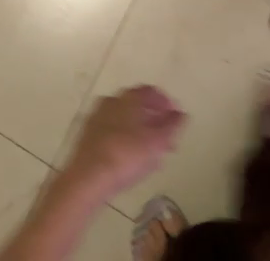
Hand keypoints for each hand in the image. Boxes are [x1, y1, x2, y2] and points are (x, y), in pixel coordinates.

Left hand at [61, 86, 186, 197]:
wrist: (88, 177)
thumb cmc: (126, 155)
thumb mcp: (157, 142)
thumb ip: (171, 126)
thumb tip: (182, 113)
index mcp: (129, 97)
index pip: (151, 92)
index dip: (165, 103)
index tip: (175, 118)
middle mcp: (111, 100)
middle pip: (137, 105)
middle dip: (153, 119)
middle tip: (166, 138)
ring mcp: (97, 117)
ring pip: (124, 119)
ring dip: (139, 130)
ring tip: (151, 151)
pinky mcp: (87, 135)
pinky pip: (112, 131)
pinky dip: (125, 138)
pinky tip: (131, 157)